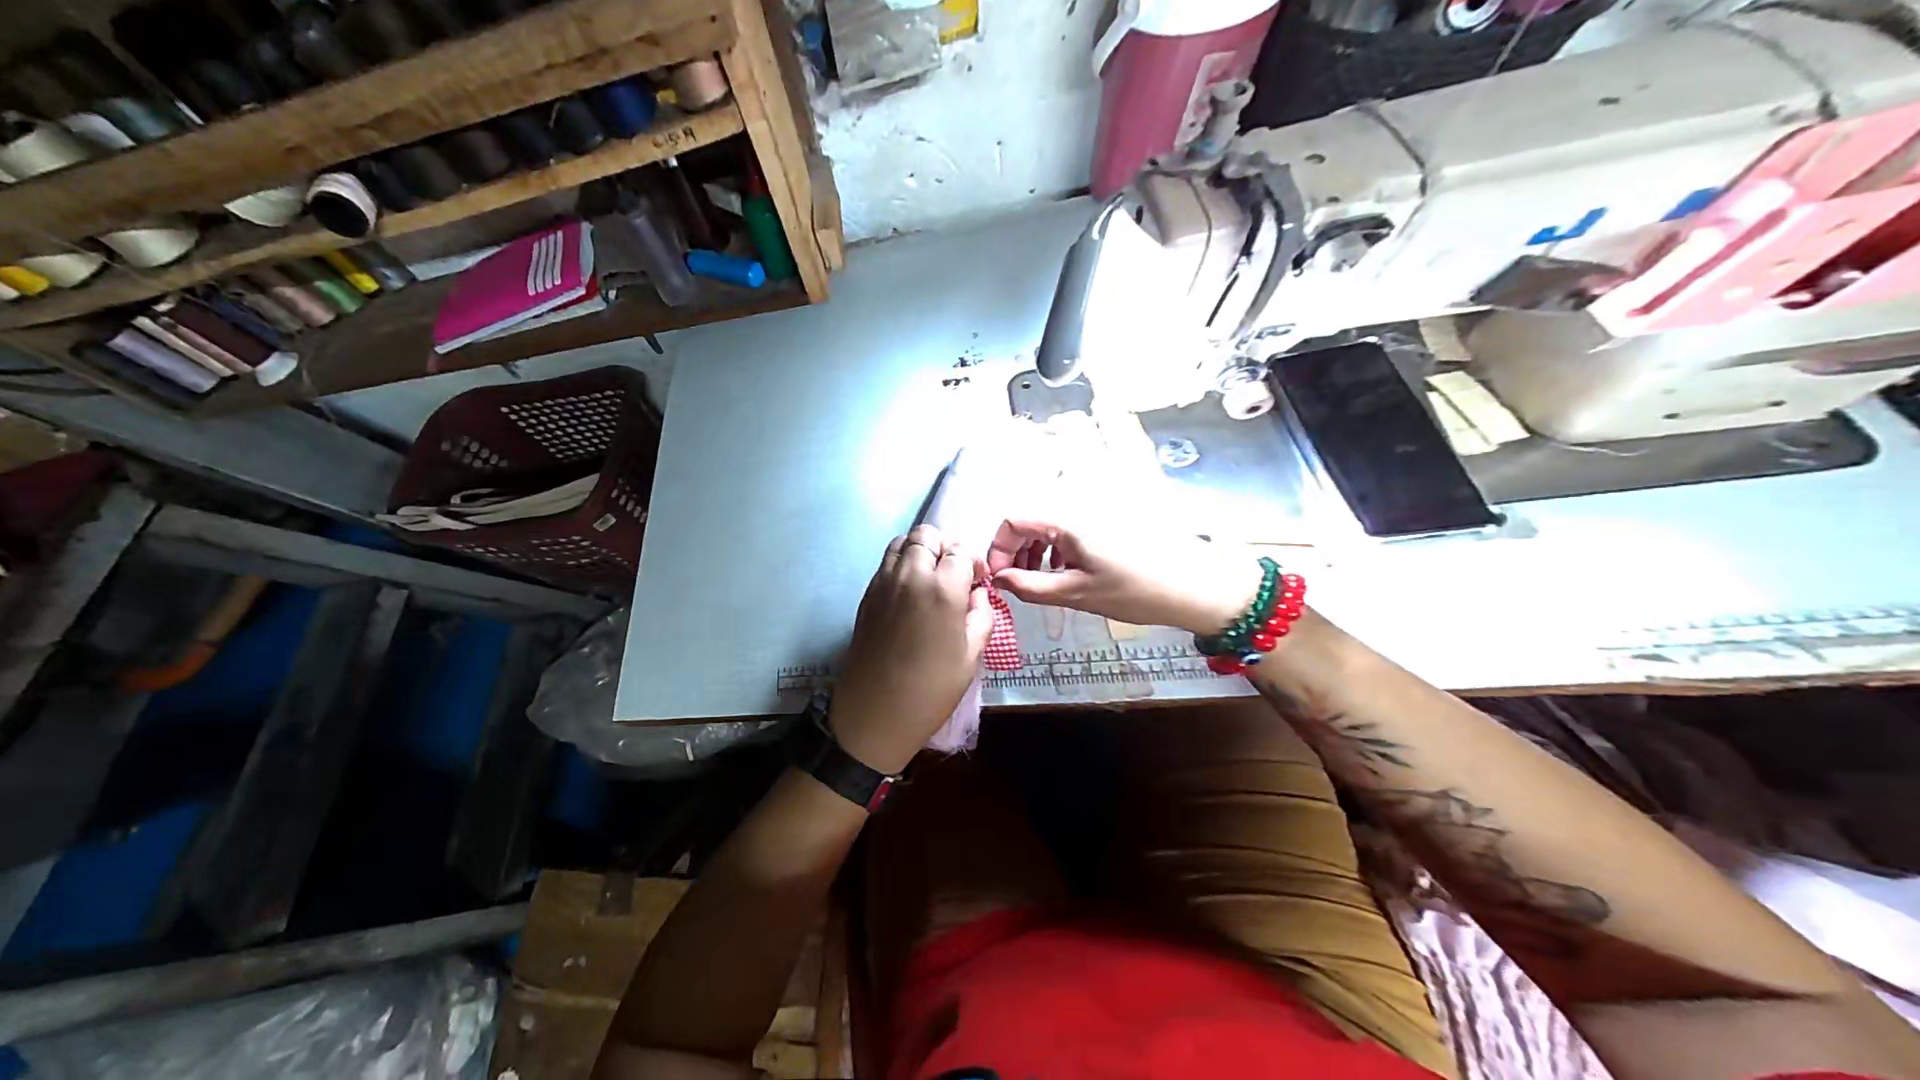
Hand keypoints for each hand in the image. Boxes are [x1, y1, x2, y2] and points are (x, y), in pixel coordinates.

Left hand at [830, 524, 993, 773]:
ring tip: (930, 580)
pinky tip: (910, 594)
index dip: (973, 563)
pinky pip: (886, 563)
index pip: (960, 550)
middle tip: (953, 575)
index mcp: (942, 588)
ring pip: (902, 542)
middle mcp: (910, 574)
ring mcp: (883, 582)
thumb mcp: (971, 655)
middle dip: (945, 547)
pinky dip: (901, 565)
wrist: (875, 712)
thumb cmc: (931, 689)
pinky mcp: (867, 594)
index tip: (977, 583)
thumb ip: (981, 615)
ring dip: (920, 551)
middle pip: (927, 535)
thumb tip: (977, 595)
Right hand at [987, 517, 1264, 635]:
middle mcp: (1075, 510)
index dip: (998, 549)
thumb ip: (1030, 586)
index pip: (1011, 521)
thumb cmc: (1134, 590)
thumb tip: (998, 580)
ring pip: (1045, 530)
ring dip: (1033, 555)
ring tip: (1041, 584)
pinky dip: (1054, 554)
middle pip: (1027, 524)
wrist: (1191, 586)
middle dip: (1014, 554)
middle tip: (1016, 585)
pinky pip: (1065, 535)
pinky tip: (1065, 577)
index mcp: (1065, 521)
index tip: (999, 578)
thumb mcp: (1076, 594)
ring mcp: (1091, 518)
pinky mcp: (1104, 529)